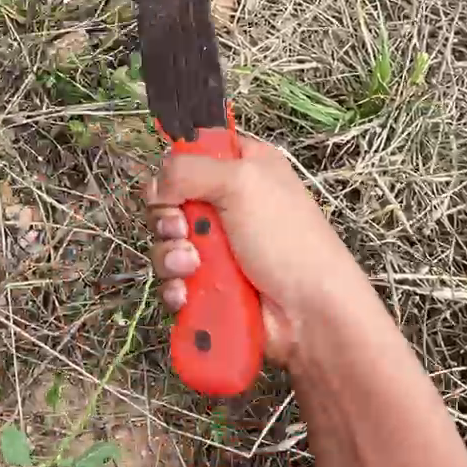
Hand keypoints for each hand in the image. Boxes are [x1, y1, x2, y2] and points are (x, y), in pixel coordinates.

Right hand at [144, 135, 363, 365]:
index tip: (174, 182)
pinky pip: (172, 278)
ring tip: (193, 267)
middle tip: (183, 229)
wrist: (312, 316)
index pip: (194, 150)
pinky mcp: (209, 282)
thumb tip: (154, 187)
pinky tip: (188, 293)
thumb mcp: (242, 182)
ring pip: (166, 240)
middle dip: (168, 217)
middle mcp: (228, 201)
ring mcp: (217, 245)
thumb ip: (188, 170)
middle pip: (170, 197)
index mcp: (243, 166)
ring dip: (172, 254)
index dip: (177, 165)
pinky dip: (176, 286)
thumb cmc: (286, 238)